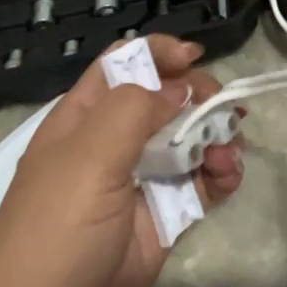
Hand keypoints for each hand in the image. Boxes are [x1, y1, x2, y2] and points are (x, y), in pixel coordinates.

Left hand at [0, 36, 245, 286]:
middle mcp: (113, 144)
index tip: (195, 58)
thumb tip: (179, 88)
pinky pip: (199, 185)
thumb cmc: (55, 233)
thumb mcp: (87, 158)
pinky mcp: (162, 221)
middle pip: (165, 100)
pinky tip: (230, 177)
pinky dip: (221, 174)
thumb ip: (135, 109)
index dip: (158, 53)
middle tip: (225, 113)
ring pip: (188, 141)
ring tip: (231, 155)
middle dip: (199, 98)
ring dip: (216, 138)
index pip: (123, 64)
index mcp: (84, 119)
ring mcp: (138, 184)